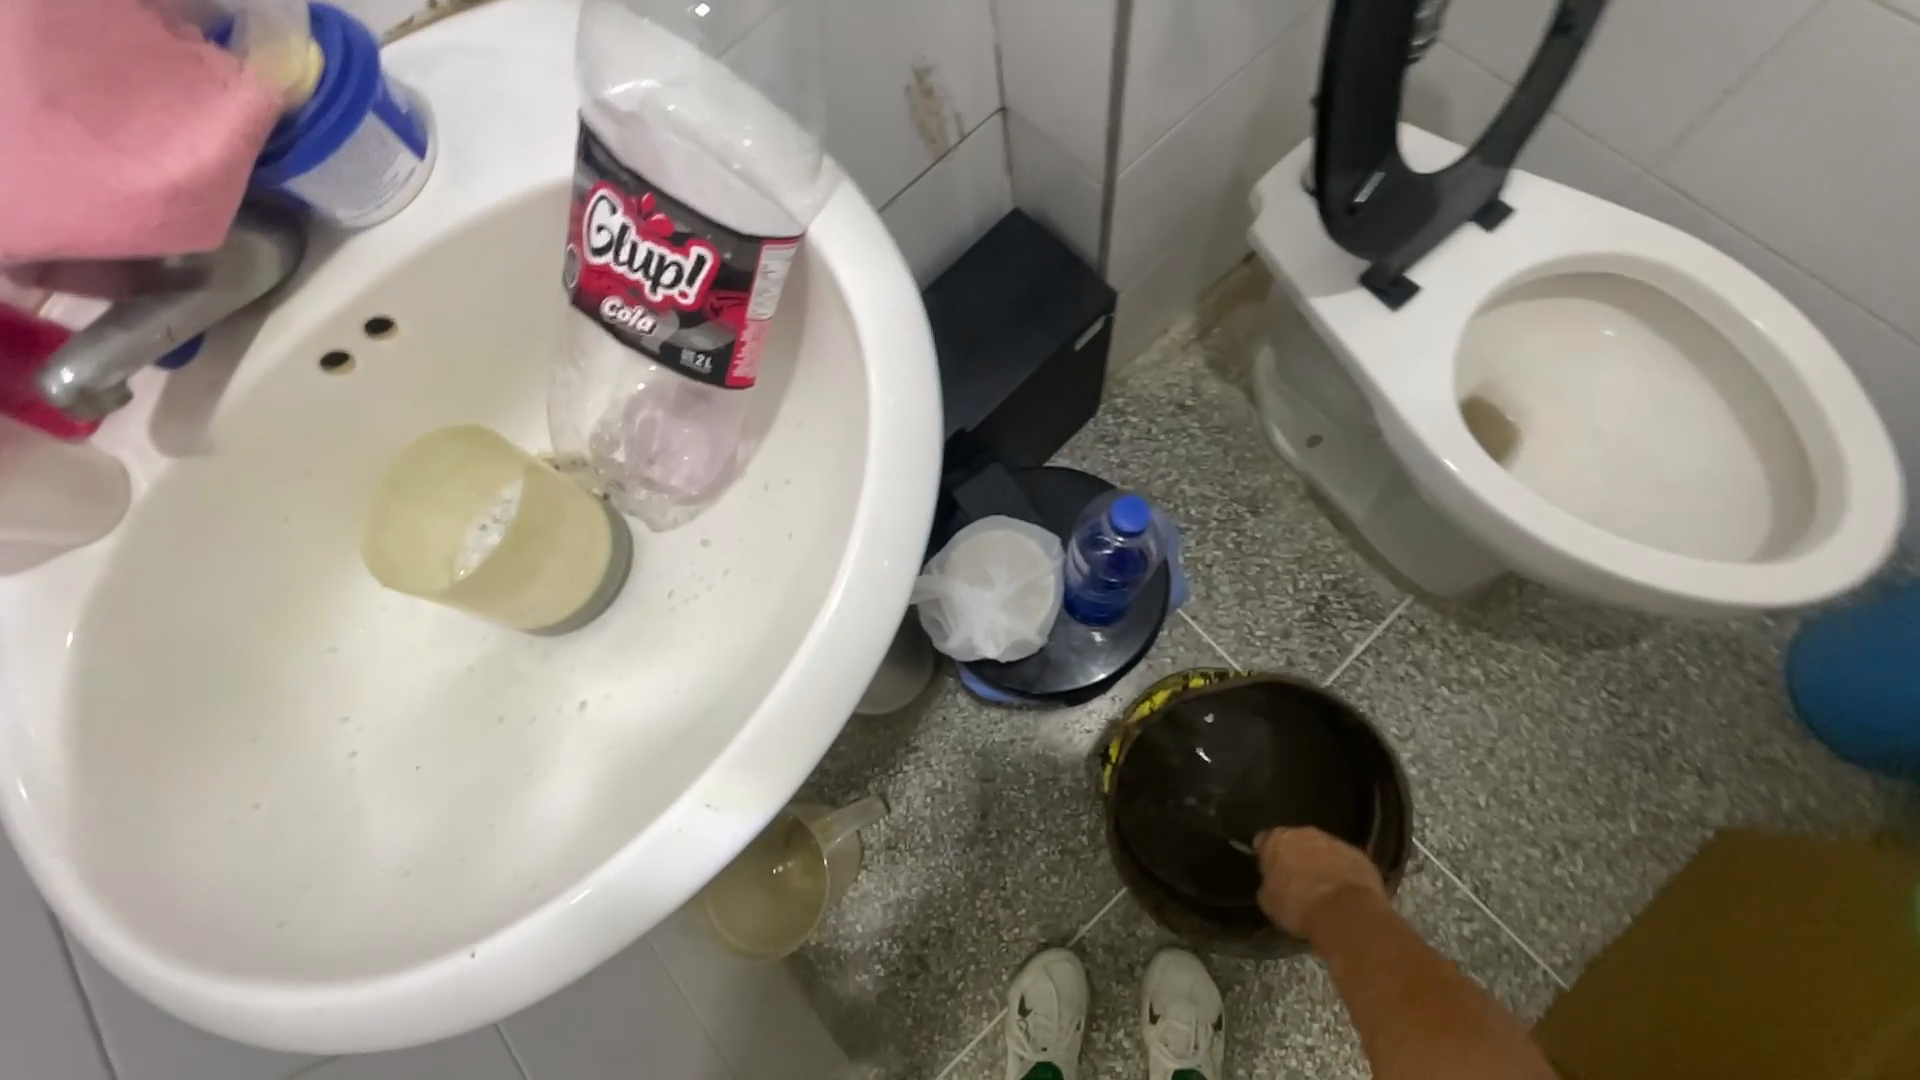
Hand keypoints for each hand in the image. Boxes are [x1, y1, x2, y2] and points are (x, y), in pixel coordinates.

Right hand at [1254, 827, 1387, 938]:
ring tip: (1323, 889)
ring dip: (1321, 863)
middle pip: (1296, 841)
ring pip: (1323, 849)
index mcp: (1276, 839)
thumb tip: (1272, 883)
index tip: (1269, 873)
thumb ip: (1267, 884)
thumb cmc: (1297, 905)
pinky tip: (1344, 894)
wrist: (1345, 913)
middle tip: (1296, 880)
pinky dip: (1343, 873)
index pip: (1264, 841)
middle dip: (1296, 856)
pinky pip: (1346, 862)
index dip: (1266, 858)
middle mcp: (1305, 832)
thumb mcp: (1268, 901)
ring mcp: (1335, 842)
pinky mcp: (1360, 856)